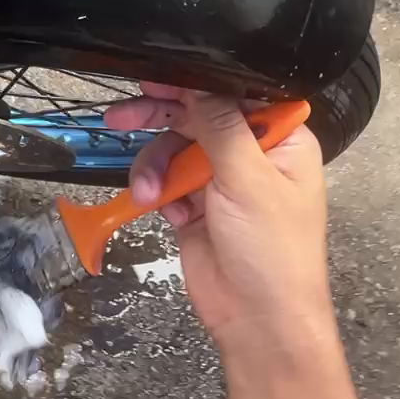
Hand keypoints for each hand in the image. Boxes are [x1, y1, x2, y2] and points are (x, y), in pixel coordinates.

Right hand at [105, 86, 334, 355]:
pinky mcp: (192, 206)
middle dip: (159, 122)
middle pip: (195, 120)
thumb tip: (200, 87)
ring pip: (171, 152)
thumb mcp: (248, 181)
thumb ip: (220, 129)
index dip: (195, 86)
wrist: (255, 318)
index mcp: (279, 141)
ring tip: (149, 194)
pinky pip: (162, 182)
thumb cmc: (273, 253)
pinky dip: (155, 193)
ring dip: (154, 169)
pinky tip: (162, 210)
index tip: (156, 80)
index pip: (235, 97)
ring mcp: (218, 182)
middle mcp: (248, 156)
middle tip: (120, 117)